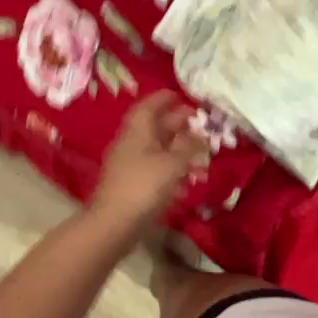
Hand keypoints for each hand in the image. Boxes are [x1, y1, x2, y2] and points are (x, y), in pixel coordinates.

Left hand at [91, 90, 210, 226]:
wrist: (115, 222)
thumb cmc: (144, 185)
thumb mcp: (173, 163)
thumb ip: (190, 147)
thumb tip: (201, 137)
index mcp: (138, 130)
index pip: (151, 105)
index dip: (166, 98)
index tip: (183, 95)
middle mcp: (132, 143)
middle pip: (156, 127)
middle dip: (179, 125)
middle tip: (201, 125)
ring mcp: (132, 165)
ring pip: (159, 150)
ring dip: (180, 150)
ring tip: (202, 157)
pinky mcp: (134, 185)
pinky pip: (156, 170)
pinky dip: (173, 170)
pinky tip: (188, 180)